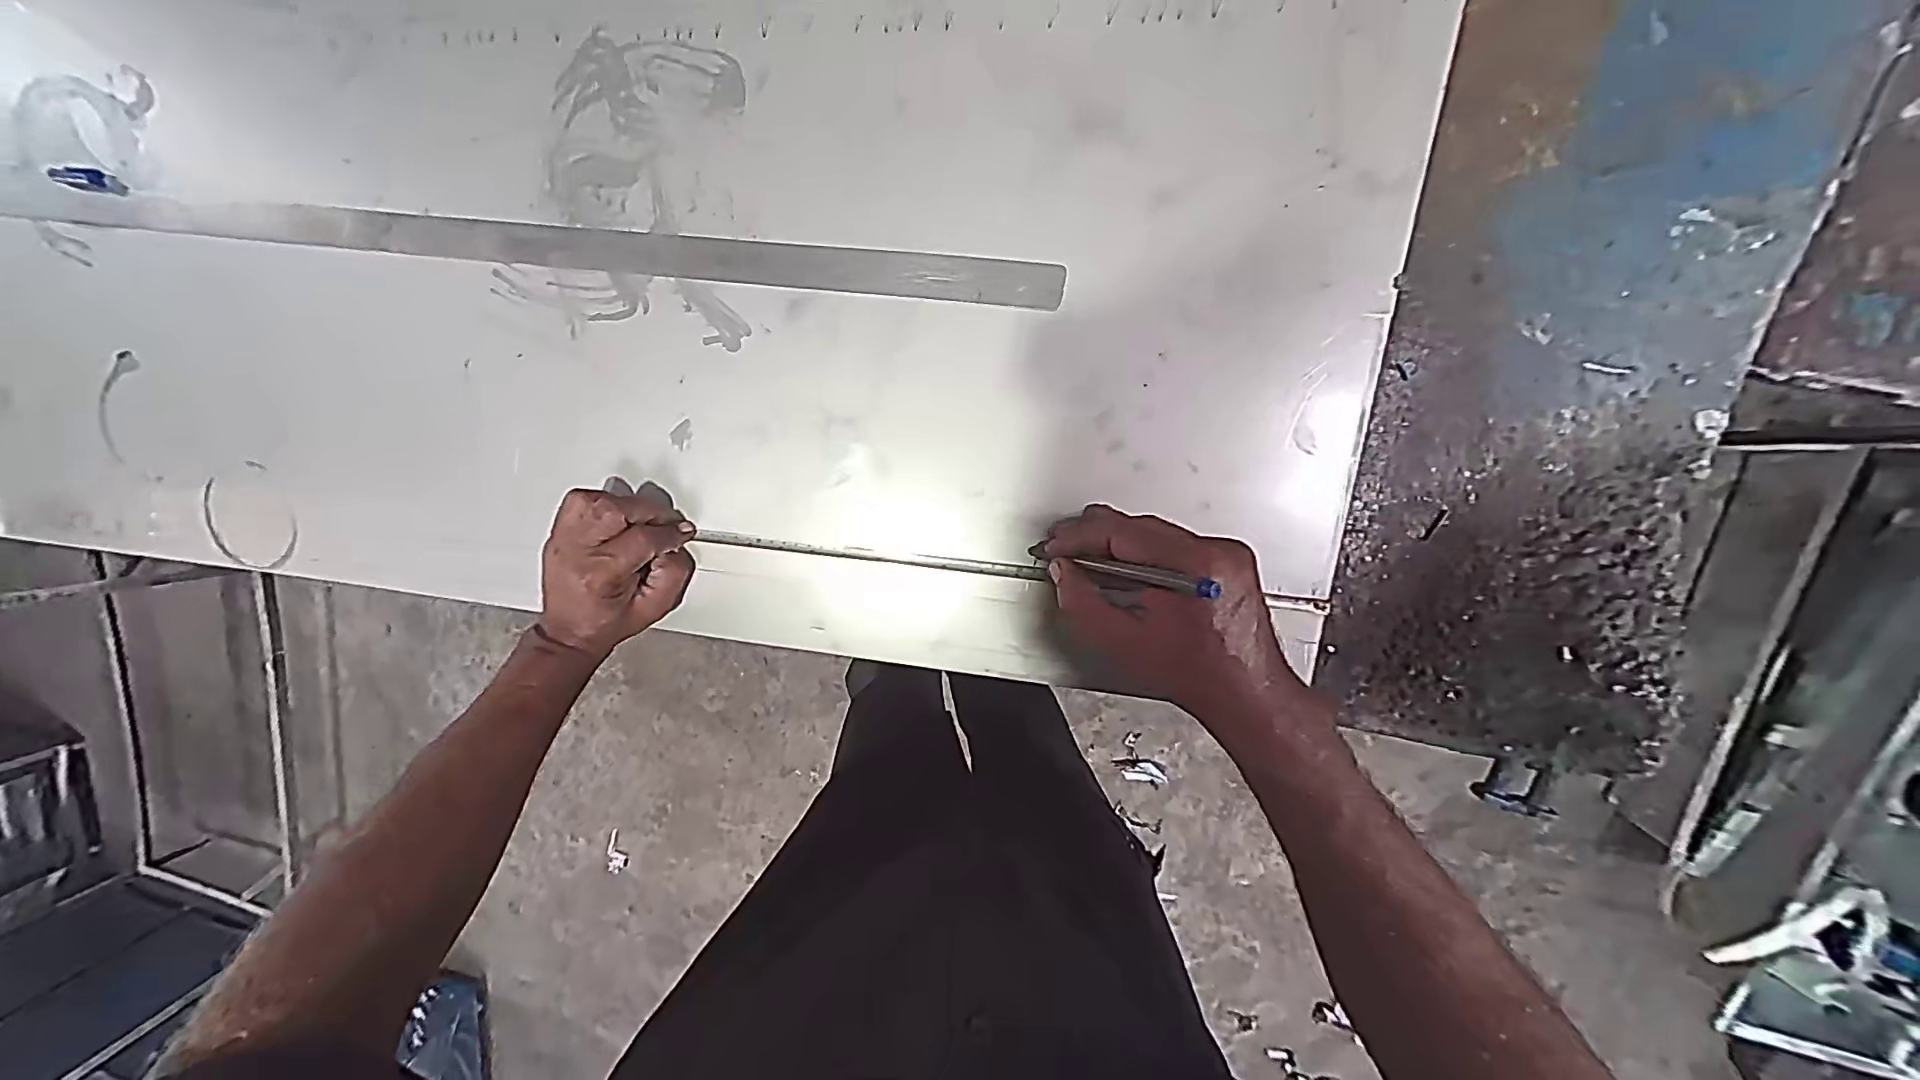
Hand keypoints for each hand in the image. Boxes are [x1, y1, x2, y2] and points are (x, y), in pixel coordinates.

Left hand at [537, 487, 696, 658]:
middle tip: (663, 524)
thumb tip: (677, 542)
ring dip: (626, 505)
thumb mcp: (656, 606)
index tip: (681, 533)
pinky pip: (580, 500)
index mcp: (600, 575)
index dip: (670, 533)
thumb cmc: (608, 621)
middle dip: (651, 513)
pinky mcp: (558, 530)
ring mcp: (563, 539)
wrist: (571, 630)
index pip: (644, 538)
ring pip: (597, 500)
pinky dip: (603, 502)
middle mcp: (577, 552)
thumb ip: (676, 572)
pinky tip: (616, 517)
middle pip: (617, 510)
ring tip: (639, 520)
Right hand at [1043, 504, 1309, 721]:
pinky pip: (1174, 544)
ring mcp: (1225, 553)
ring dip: (1118, 544)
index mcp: (1195, 564)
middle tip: (1064, 547)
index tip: (1057, 546)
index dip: (1079, 537)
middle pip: (1139, 525)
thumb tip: (1064, 573)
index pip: (1122, 531)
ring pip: (1155, 532)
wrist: (1244, 692)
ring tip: (1087, 559)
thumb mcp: (1122, 643)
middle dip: (1094, 535)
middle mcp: (1216, 550)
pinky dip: (1143, 553)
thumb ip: (1083, 603)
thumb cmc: (1197, 675)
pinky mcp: (1228, 560)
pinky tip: (1123, 569)